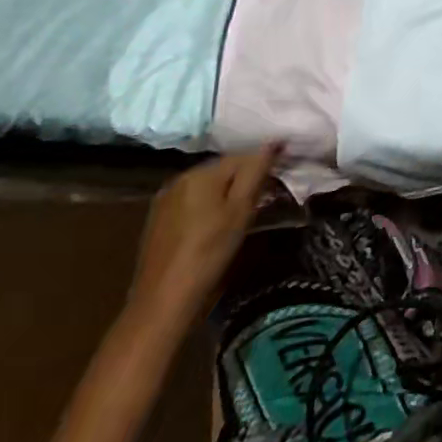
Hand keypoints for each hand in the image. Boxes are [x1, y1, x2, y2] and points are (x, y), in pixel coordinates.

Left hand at [130, 147, 276, 318]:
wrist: (163, 300)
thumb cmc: (209, 253)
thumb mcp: (240, 211)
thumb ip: (256, 173)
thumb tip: (273, 141)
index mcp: (201, 173)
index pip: (242, 156)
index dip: (264, 162)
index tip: (283, 175)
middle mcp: (180, 178)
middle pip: (222, 169)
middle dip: (245, 177)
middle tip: (267, 196)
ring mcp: (166, 199)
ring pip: (206, 185)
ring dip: (226, 191)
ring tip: (243, 211)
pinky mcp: (158, 219)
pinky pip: (192, 200)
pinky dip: (208, 205)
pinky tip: (215, 225)